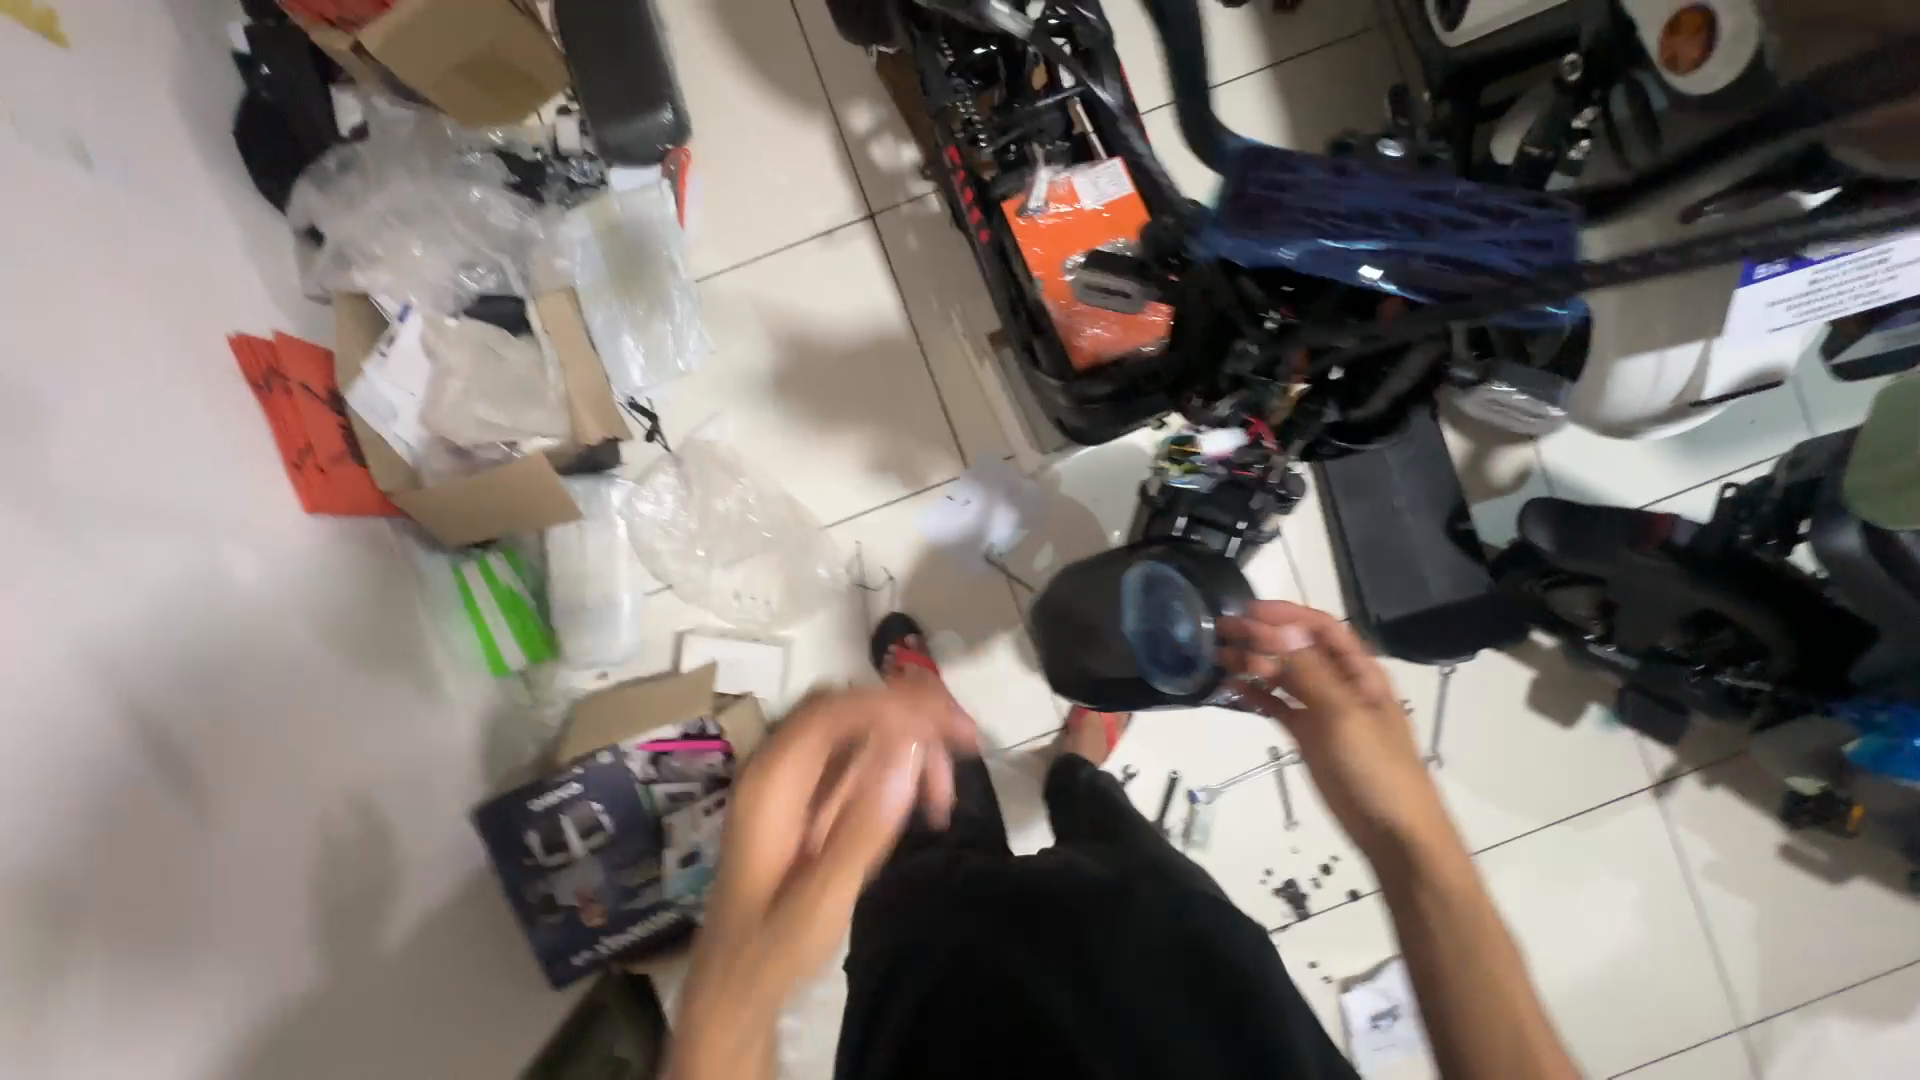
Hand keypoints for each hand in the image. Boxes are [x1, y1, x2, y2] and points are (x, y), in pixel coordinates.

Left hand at [670, 673, 977, 1078]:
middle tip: (964, 738)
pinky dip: (897, 763)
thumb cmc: (771, 952)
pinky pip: (859, 757)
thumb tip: (909, 752)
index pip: (832, 711)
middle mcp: (778, 765)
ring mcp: (794, 779)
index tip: (947, 729)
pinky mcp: (810, 796)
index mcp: (770, 781)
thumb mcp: (822, 900)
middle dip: (909, 713)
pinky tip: (927, 794)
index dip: (891, 705)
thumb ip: (864, 826)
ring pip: (857, 727)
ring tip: (949, 784)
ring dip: (909, 739)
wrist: (736, 989)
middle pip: (847, 706)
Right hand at [1217, 600, 1448, 857]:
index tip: (1247, 610)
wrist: (1395, 834)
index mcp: (1359, 673)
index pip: (1321, 629)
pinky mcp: (1308, 736)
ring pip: (1283, 676)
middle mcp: (1339, 684)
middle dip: (1261, 636)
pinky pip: (1277, 706)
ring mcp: (1322, 711)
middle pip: (1296, 649)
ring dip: (1253, 663)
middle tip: (1220, 631)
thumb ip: (1311, 672)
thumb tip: (1282, 629)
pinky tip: (1231, 688)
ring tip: (1218, 657)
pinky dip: (1256, 695)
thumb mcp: (1344, 715)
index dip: (1286, 615)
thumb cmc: (1378, 769)